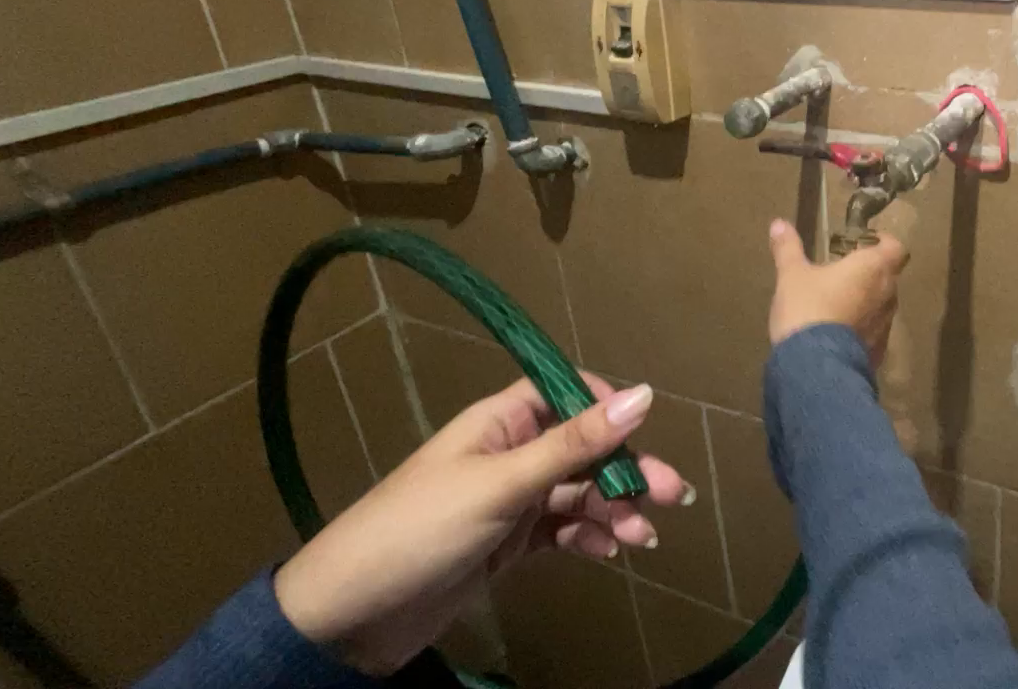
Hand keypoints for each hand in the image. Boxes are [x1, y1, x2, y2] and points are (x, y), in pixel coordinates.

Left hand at [273, 376, 686, 674]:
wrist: (343, 625)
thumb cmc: (420, 531)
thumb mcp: (503, 484)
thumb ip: (576, 442)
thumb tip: (646, 393)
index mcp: (504, 421)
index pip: (570, 393)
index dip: (609, 409)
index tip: (640, 432)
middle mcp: (514, 451)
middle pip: (587, 448)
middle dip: (629, 471)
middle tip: (673, 495)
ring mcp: (514, 498)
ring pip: (583, 491)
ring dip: (615, 510)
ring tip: (643, 538)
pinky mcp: (512, 540)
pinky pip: (566, 527)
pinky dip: (590, 537)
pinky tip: (610, 552)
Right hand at [766, 218, 907, 363]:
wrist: (815, 366)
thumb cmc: (807, 309)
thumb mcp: (792, 275)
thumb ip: (788, 248)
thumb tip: (778, 223)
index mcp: (873, 268)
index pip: (896, 247)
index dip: (884, 242)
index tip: (863, 243)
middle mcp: (888, 294)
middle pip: (888, 276)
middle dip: (870, 272)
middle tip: (843, 272)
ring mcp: (886, 325)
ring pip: (882, 305)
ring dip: (866, 301)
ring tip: (838, 303)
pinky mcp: (879, 351)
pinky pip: (874, 332)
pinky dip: (861, 328)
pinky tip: (838, 333)